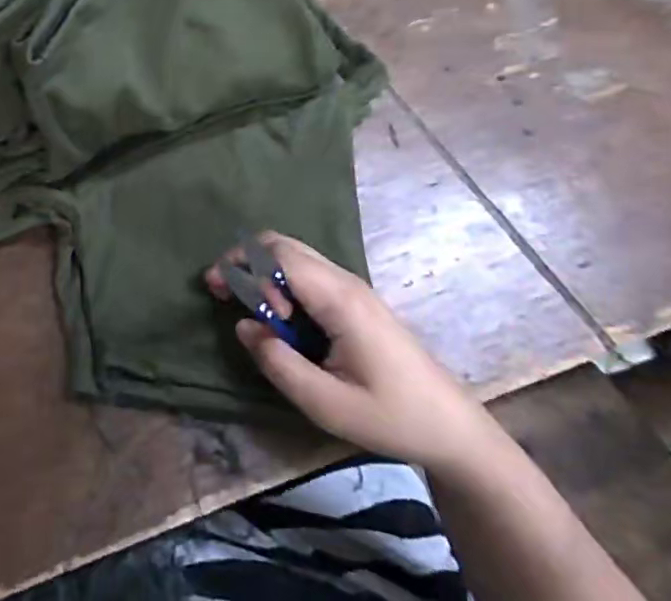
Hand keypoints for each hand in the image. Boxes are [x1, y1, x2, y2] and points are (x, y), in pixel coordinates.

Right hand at [205, 232, 496, 470]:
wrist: (451, 426)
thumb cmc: (391, 417)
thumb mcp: (326, 404)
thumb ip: (278, 363)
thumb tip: (244, 326)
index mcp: (340, 300)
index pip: (280, 256)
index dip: (243, 266)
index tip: (220, 295)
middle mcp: (345, 282)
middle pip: (284, 245)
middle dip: (245, 259)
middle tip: (220, 290)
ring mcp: (352, 288)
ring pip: (294, 255)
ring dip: (263, 271)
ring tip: (249, 309)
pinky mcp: (354, 301)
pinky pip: (307, 273)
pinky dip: (280, 282)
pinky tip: (278, 316)